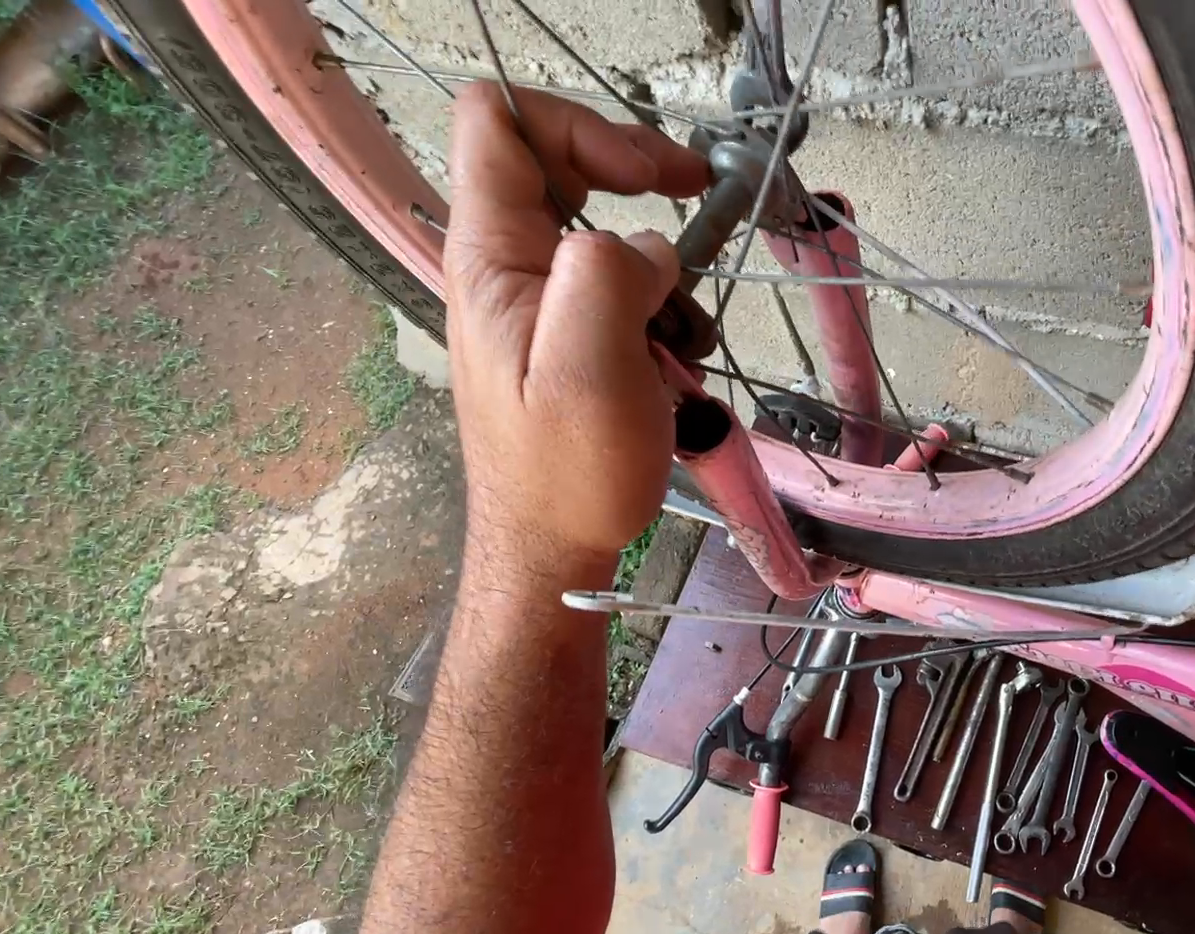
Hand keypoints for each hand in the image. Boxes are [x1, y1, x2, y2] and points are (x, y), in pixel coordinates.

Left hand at [443, 84, 709, 576]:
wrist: (552, 549)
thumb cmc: (568, 474)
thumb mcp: (592, 371)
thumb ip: (612, 277)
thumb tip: (645, 247)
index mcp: (495, 260)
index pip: (504, 123)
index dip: (583, 126)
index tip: (654, 181)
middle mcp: (509, 271)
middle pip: (561, 169)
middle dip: (640, 183)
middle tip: (699, 205)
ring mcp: (540, 309)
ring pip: (606, 240)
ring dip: (662, 275)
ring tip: (683, 340)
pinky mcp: (568, 344)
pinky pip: (620, 297)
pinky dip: (661, 318)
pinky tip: (675, 366)